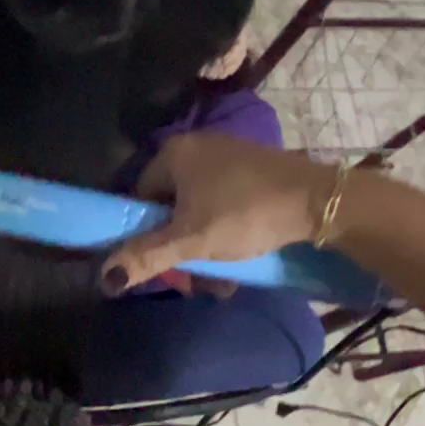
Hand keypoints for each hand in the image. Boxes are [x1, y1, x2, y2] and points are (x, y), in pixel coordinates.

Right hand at [103, 133, 334, 290]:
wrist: (320, 201)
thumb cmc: (245, 214)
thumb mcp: (190, 241)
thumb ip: (146, 257)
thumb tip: (105, 279)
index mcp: (173, 153)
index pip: (138, 196)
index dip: (144, 233)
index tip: (160, 262)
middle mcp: (196, 146)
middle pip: (169, 206)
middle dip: (178, 246)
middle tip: (192, 277)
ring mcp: (227, 156)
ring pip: (198, 209)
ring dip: (203, 246)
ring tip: (220, 279)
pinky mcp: (253, 169)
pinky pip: (223, 203)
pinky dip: (225, 231)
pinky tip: (238, 256)